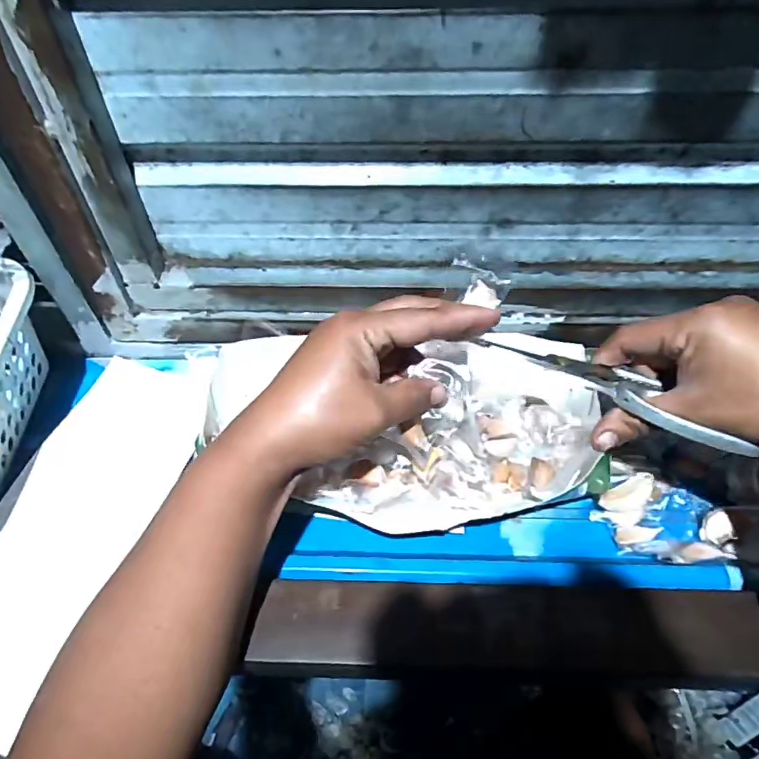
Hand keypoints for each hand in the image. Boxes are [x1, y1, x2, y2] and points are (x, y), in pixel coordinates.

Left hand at [220, 296, 499, 475]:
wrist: (266, 443)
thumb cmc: (322, 422)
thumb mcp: (376, 411)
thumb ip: (413, 395)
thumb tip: (438, 387)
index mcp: (358, 328)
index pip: (419, 318)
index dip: (458, 319)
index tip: (492, 316)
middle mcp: (346, 327)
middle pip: (402, 315)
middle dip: (440, 319)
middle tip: (476, 322)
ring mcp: (333, 345)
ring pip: (386, 335)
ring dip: (417, 341)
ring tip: (450, 347)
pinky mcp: (326, 364)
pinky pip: (371, 353)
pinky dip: (395, 360)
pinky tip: (412, 369)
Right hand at [590, 297, 758, 460]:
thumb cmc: (756, 406)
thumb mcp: (688, 414)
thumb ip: (635, 420)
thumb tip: (594, 440)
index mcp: (696, 321)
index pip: (628, 338)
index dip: (607, 366)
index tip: (600, 394)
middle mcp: (719, 309)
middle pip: (657, 341)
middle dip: (644, 375)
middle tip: (646, 407)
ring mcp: (748, 316)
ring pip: (685, 345)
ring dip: (672, 374)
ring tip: (684, 404)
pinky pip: (714, 344)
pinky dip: (700, 369)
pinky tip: (715, 393)